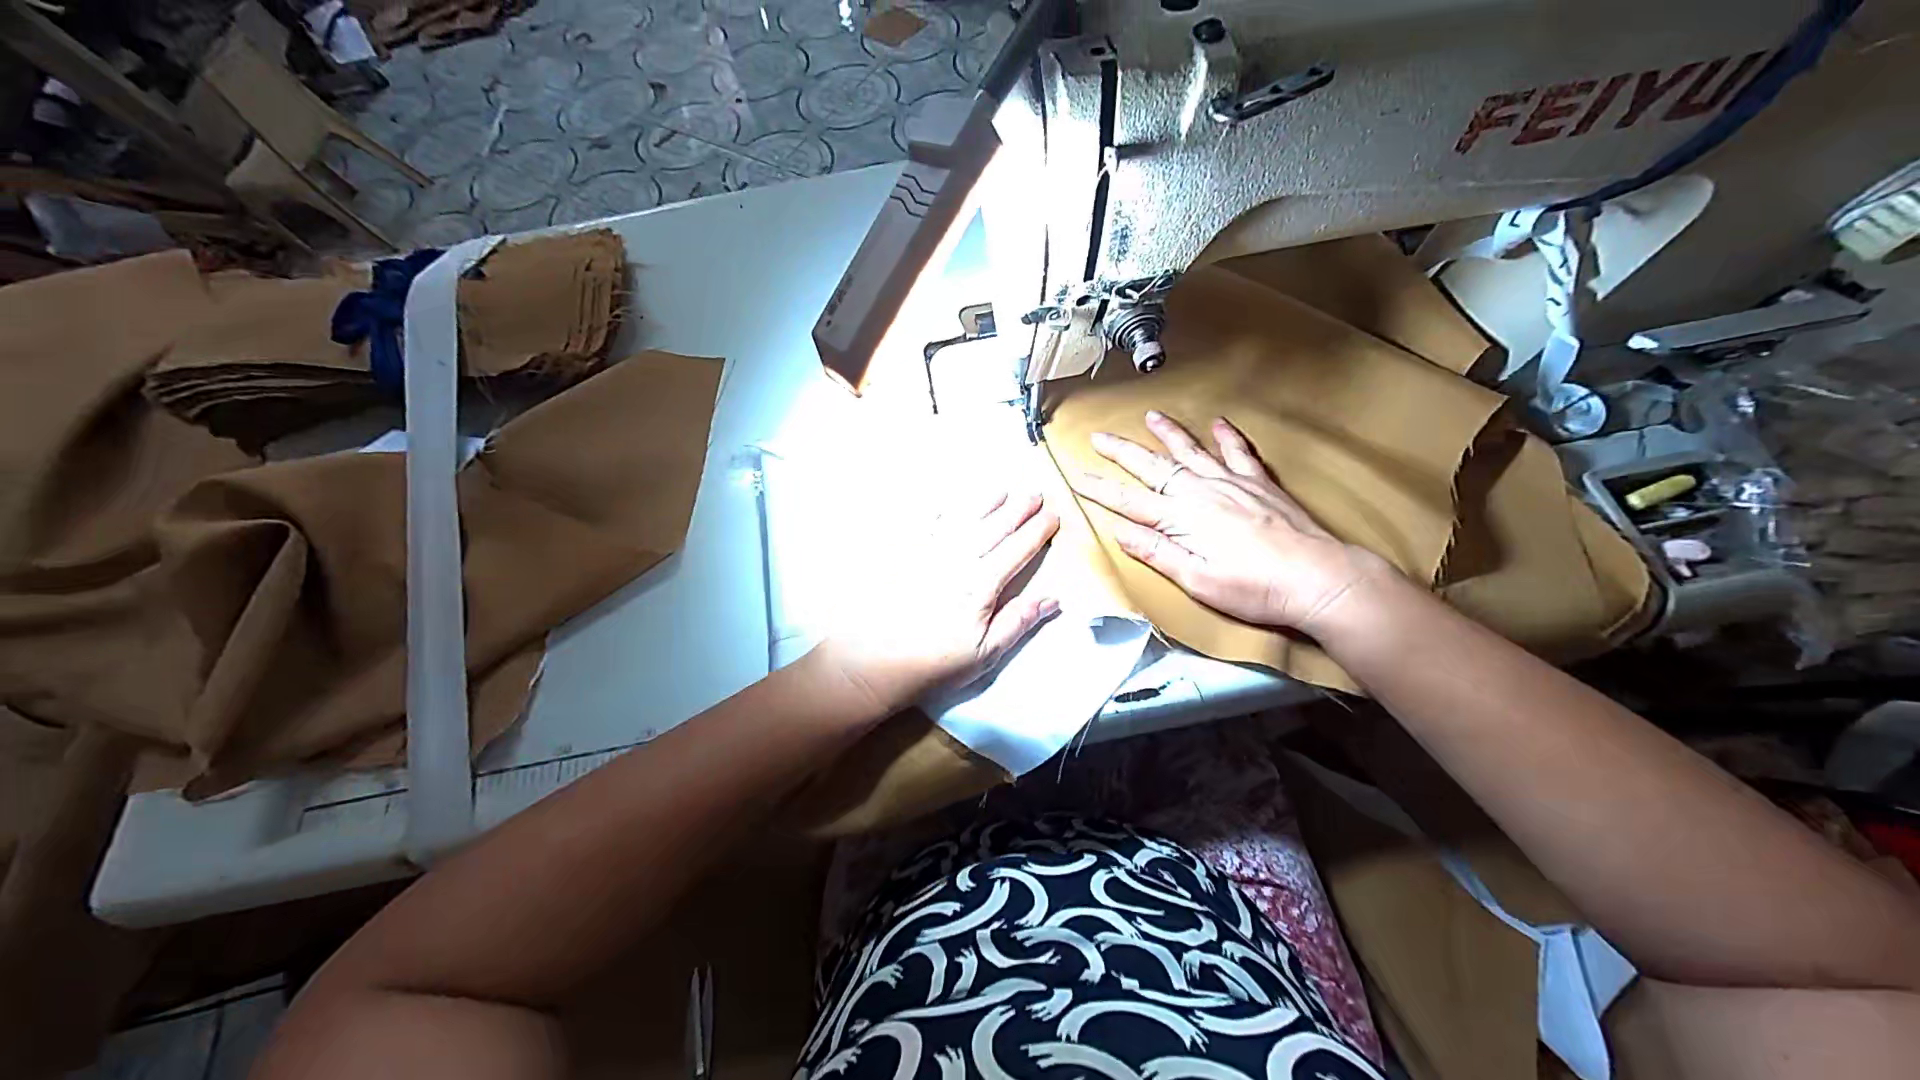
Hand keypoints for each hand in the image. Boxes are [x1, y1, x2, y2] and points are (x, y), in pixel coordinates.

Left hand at [817, 491, 1060, 713]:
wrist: (873, 662)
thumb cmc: (932, 664)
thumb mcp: (984, 654)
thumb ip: (1018, 622)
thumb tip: (1051, 599)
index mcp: (981, 584)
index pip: (1018, 549)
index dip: (1038, 531)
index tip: (1053, 516)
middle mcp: (957, 560)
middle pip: (995, 527)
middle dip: (1018, 509)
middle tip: (1035, 495)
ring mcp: (928, 554)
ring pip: (963, 519)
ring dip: (985, 504)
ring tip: (1001, 492)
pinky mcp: (903, 556)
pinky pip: (925, 525)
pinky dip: (940, 511)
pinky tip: (947, 504)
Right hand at [1070, 411, 1399, 640]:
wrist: (1317, 578)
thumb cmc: (1256, 588)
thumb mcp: (1196, 580)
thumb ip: (1156, 552)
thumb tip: (1120, 532)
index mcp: (1182, 518)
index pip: (1128, 500)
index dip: (1099, 488)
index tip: (1077, 477)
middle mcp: (1202, 492)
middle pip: (1152, 466)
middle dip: (1121, 451)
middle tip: (1099, 437)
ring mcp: (1232, 483)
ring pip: (1191, 450)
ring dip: (1168, 433)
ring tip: (1150, 417)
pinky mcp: (1259, 483)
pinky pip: (1238, 452)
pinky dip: (1226, 436)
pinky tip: (1218, 423)